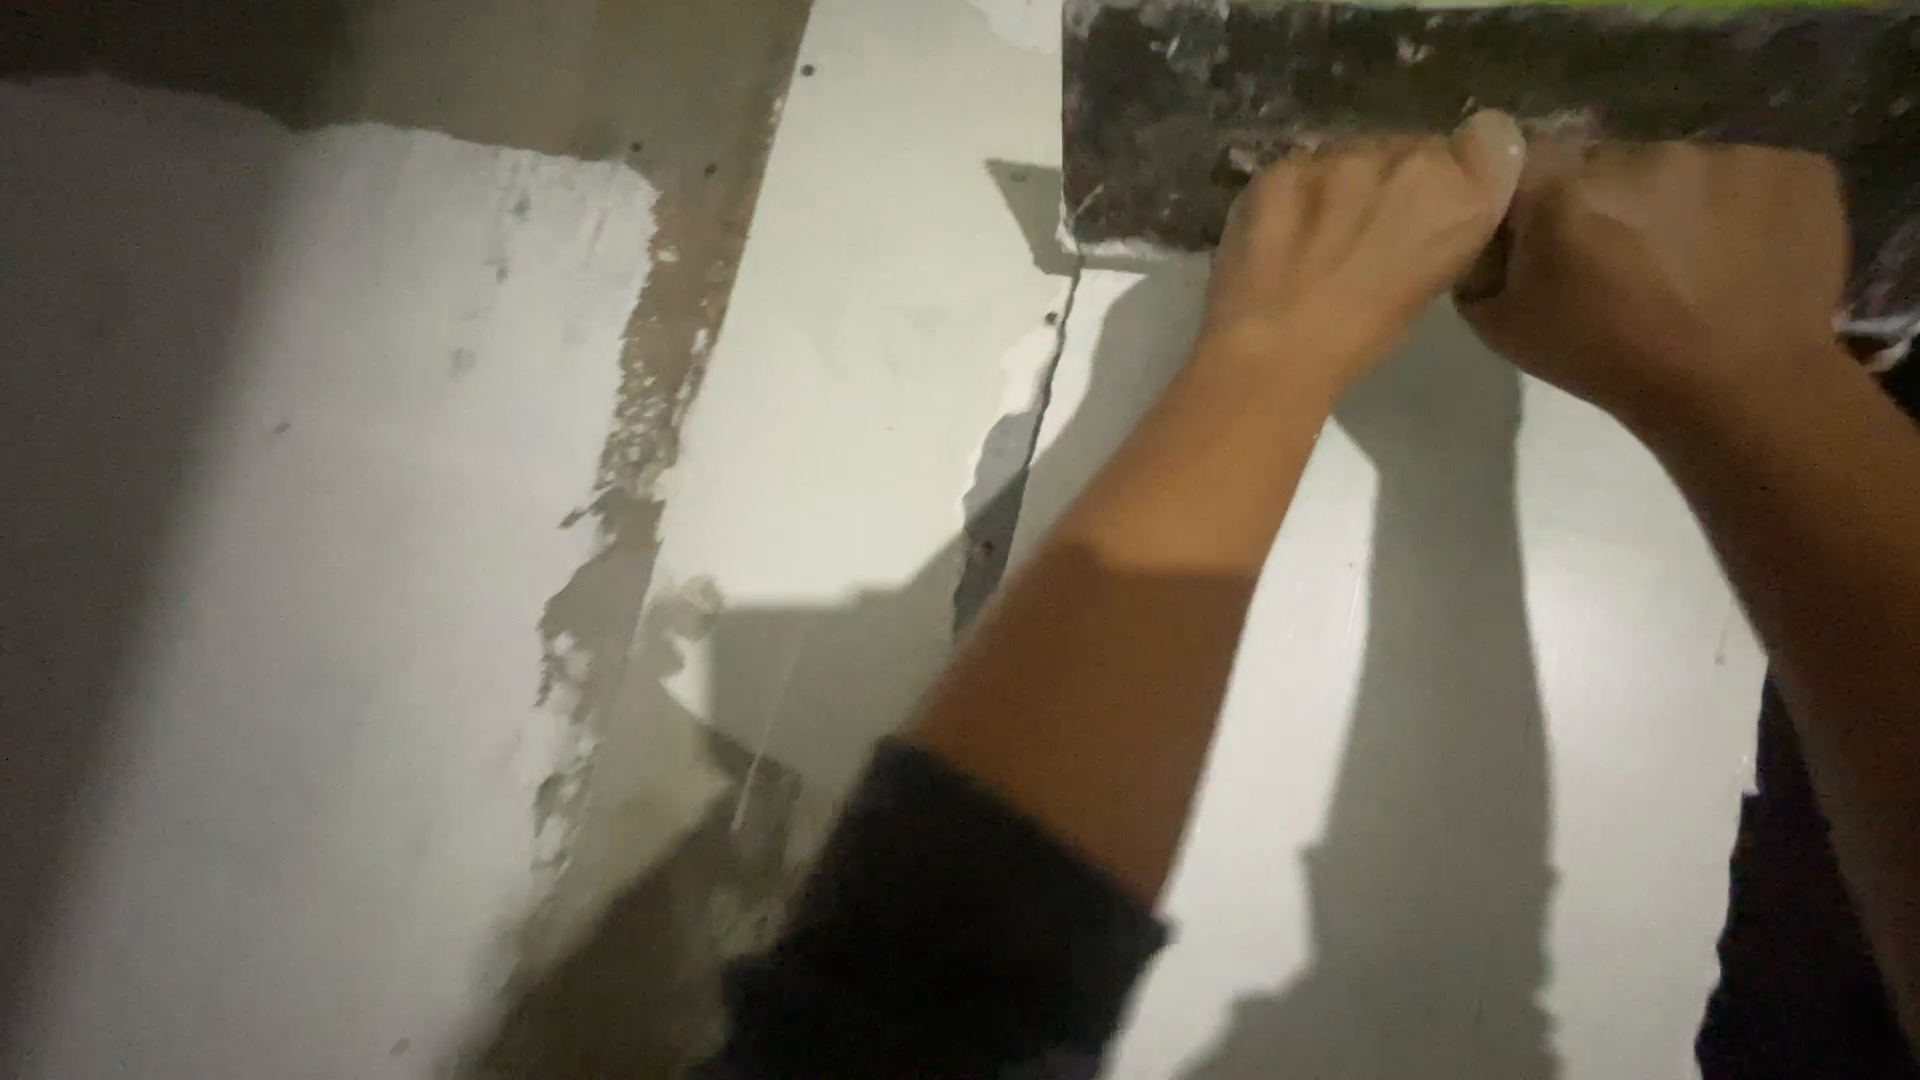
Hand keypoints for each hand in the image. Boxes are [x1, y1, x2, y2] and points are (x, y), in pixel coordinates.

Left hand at [1198, 110, 1525, 394]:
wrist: (1274, 350)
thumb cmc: (1356, 341)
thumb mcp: (1424, 288)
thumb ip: (1434, 232)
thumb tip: (1413, 218)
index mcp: (1466, 197)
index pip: (1483, 141)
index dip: (1449, 170)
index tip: (1421, 204)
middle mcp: (1415, 160)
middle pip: (1406, 148)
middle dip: (1385, 181)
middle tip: (1354, 232)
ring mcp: (1344, 157)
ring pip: (1348, 153)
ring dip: (1335, 185)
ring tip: (1309, 238)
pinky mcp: (1284, 168)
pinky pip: (1294, 171)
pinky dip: (1287, 197)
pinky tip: (1273, 236)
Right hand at [1456, 141, 1848, 423]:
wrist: (1730, 382)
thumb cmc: (1598, 356)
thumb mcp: (1501, 325)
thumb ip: (1478, 269)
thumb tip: (1487, 241)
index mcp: (1562, 193)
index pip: (1521, 159)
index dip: (1520, 193)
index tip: (1526, 230)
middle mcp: (1641, 156)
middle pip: (1599, 163)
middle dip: (1591, 199)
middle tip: (1601, 254)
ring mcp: (1725, 156)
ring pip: (1670, 167)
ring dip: (1659, 201)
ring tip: (1670, 257)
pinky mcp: (1791, 165)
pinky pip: (1737, 174)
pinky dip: (1724, 205)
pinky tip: (1722, 253)